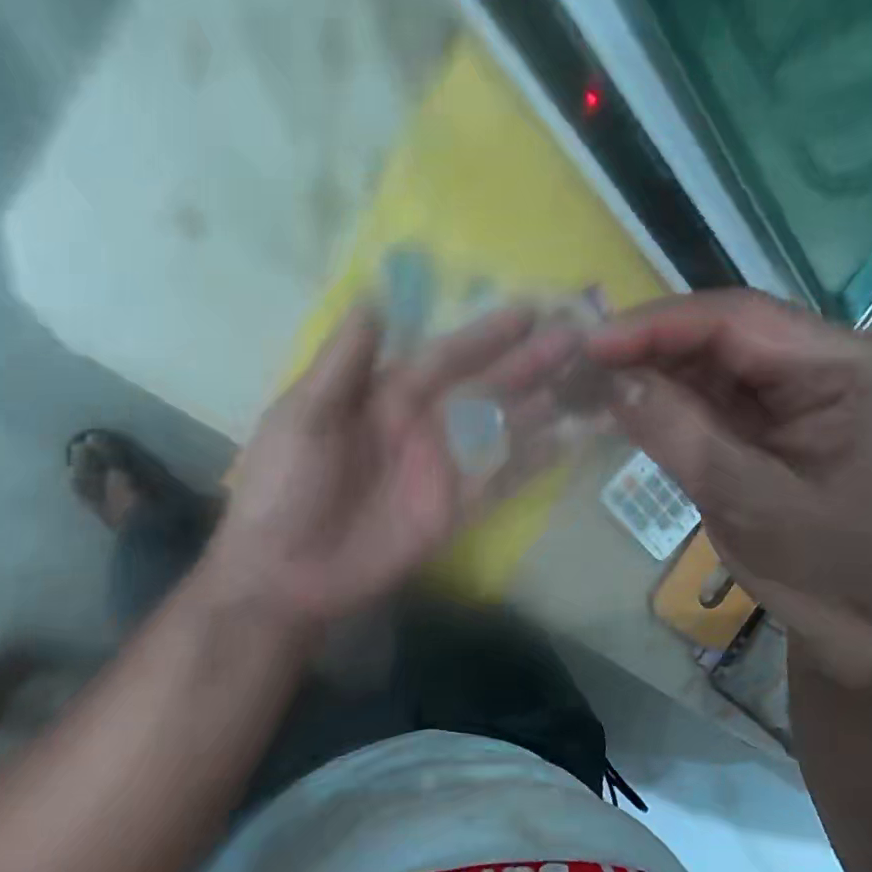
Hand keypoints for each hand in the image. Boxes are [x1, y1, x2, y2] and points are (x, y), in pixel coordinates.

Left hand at [207, 303, 550, 623]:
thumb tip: (373, 299)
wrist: (284, 572)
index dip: (484, 335)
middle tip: (577, 336)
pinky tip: (570, 439)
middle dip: (528, 363)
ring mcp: (441, 470)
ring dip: (541, 406)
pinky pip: (500, 480)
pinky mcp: (453, 511)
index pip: (444, 357)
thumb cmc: (283, 487)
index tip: (528, 311)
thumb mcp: (302, 416)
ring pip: (500, 429)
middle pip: (483, 388)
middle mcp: (421, 427)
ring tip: (588, 380)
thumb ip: (343, 364)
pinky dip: (534, 461)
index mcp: (383, 397)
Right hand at [589, 289, 871, 689]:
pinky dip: (676, 399)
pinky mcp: (789, 420)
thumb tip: (613, 380)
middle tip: (583, 364)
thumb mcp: (748, 502)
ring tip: (597, 383)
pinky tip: (635, 404)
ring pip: (721, 361)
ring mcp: (813, 390)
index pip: (740, 320)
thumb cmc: (829, 570)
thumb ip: (681, 434)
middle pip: (730, 333)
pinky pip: (725, 395)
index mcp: (851, 368)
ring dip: (659, 370)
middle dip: (653, 346)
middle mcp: (836, 362)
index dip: (657, 325)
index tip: (591, 344)